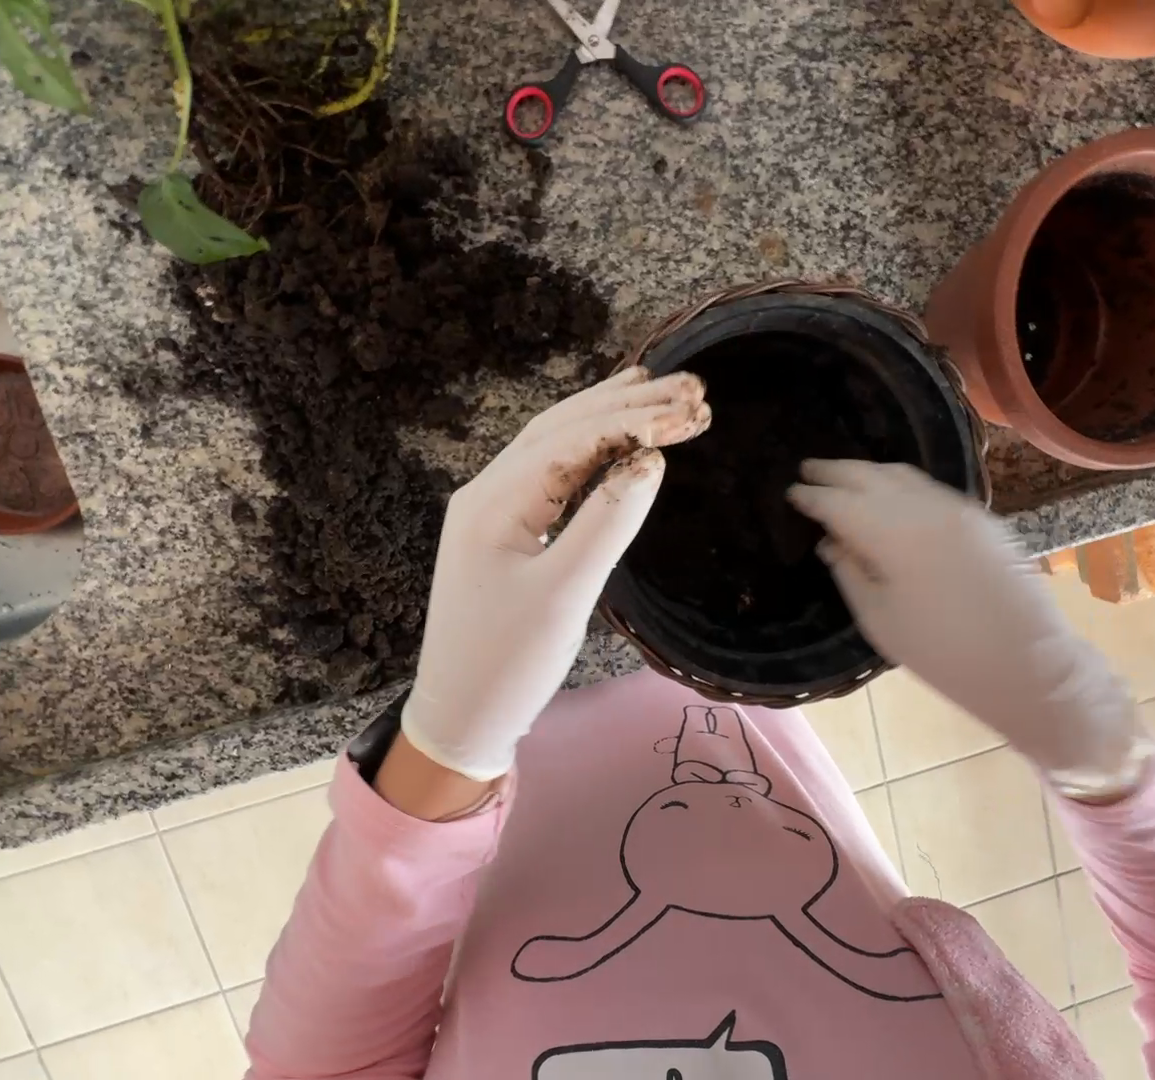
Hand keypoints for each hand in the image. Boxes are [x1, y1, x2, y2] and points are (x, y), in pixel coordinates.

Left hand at [399, 367, 711, 782]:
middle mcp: (484, 491)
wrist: (458, 715)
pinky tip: (609, 439)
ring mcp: (487, 509)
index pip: (573, 440)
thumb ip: (608, 521)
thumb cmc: (509, 663)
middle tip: (690, 388)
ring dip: (604, 416)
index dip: (636, 420)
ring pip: (551, 444)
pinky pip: (546, 473)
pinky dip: (585, 448)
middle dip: (625, 404)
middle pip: (559, 428)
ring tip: (653, 388)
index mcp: (492, 502)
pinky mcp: (499, 530)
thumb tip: (651, 460)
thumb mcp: (565, 595)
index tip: (695, 410)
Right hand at [786, 459, 1146, 795]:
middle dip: (835, 471)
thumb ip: (850, 571)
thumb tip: (831, 541)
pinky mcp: (979, 517)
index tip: (790, 492)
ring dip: (866, 471)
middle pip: (870, 476)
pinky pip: (927, 487)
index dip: (812, 496)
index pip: (840, 502)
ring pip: (902, 474)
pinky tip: (886, 492)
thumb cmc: (942, 652)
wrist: (1027, 665)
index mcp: (894, 534)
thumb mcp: (879, 618)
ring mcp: (957, 508)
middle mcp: (925, 508)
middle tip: (806, 468)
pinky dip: (897, 482)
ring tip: (840, 474)